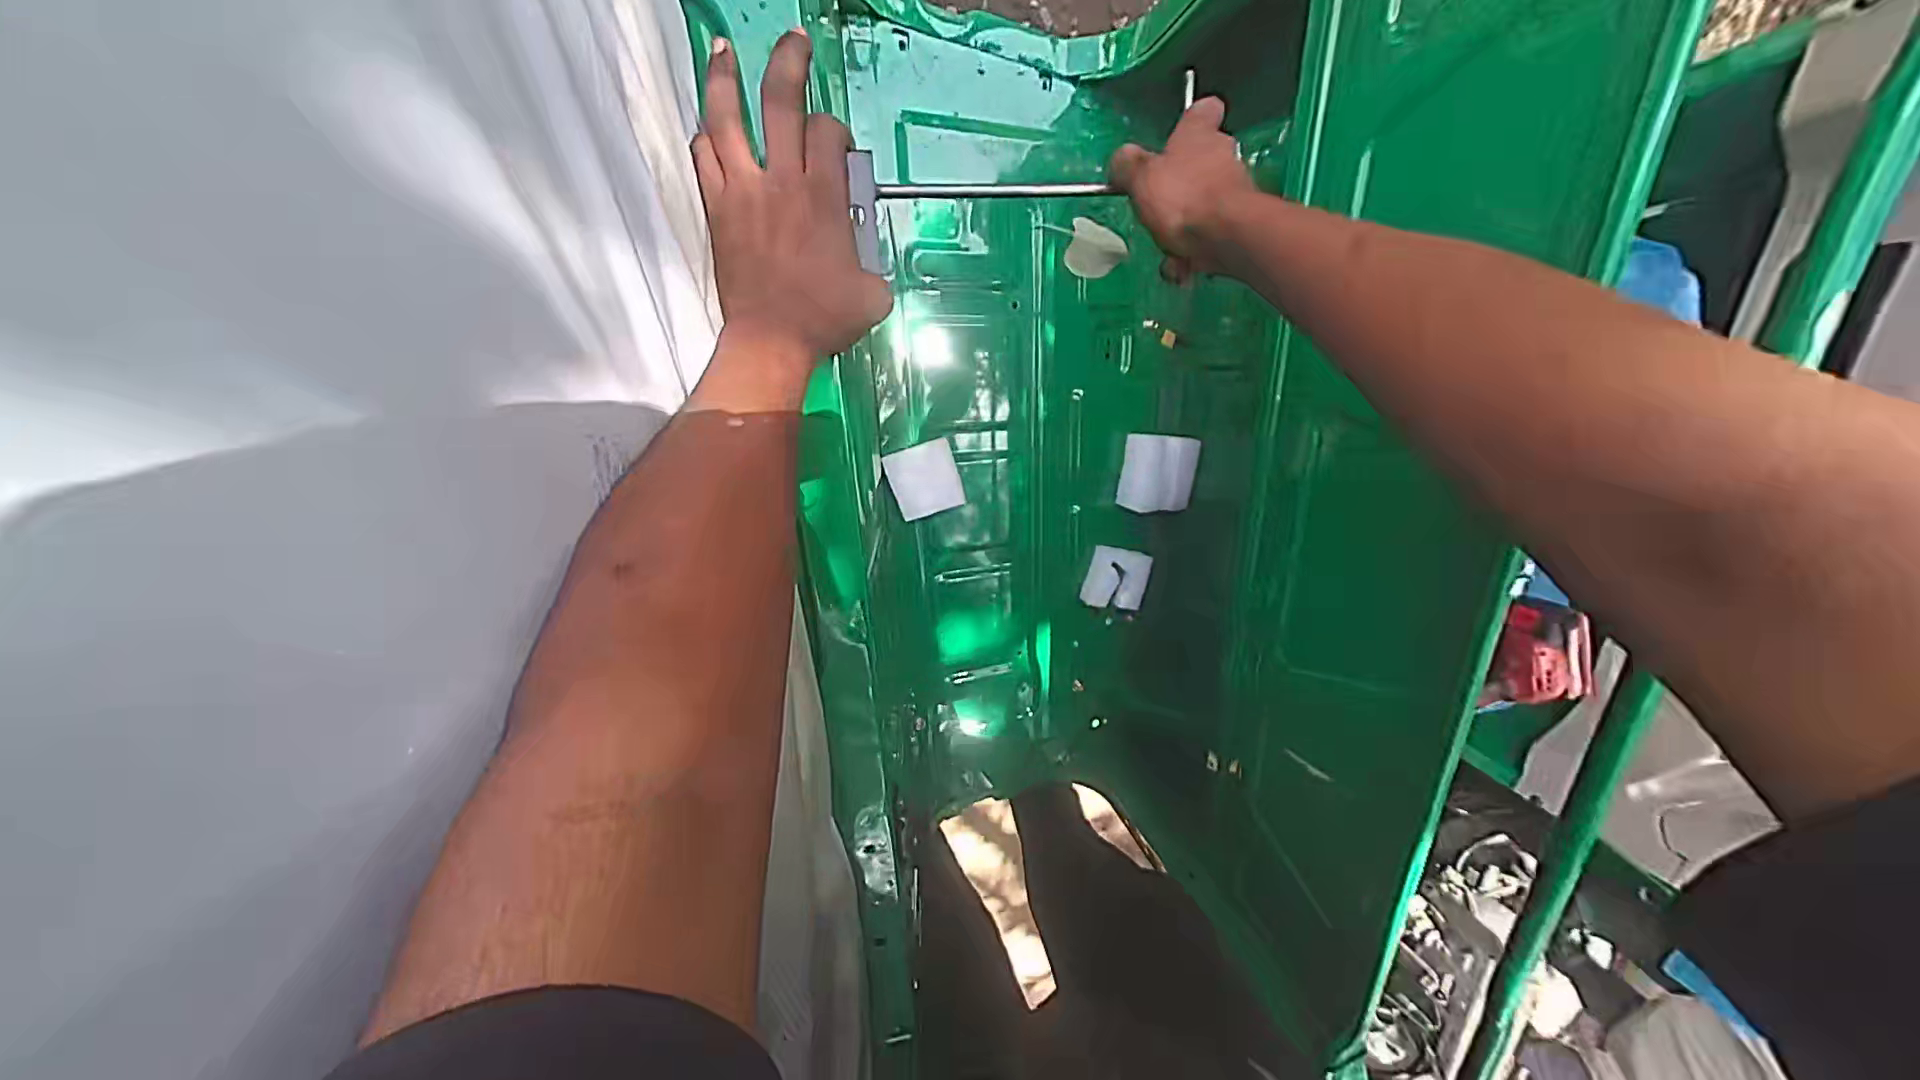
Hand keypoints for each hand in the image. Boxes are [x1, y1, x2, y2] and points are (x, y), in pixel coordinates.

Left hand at [695, 31, 891, 361]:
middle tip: (794, 41)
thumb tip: (871, 262)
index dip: (835, 129)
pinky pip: (703, 157)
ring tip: (725, 52)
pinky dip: (706, 138)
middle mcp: (782, 182)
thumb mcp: (873, 294)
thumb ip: (876, 265)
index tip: (836, 145)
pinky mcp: (717, 209)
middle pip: (781, 99)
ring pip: (726, 116)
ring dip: (725, 78)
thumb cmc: (825, 319)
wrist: (772, 339)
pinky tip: (711, 129)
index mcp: (824, 198)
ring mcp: (743, 191)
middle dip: (790, 61)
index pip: (828, 132)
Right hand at [1108, 97, 1254, 282]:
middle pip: (1202, 162)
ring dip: (1185, 226)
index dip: (1191, 121)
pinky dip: (1194, 252)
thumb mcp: (1141, 178)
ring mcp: (1235, 190)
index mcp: (1197, 136)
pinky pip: (1209, 235)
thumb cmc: (1182, 199)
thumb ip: (1127, 166)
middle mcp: (1222, 155)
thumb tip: (1121, 159)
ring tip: (1168, 249)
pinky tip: (1182, 266)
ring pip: (1204, 204)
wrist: (1227, 237)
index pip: (1203, 110)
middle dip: (1182, 185)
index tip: (1177, 138)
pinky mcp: (1239, 223)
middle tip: (1159, 208)